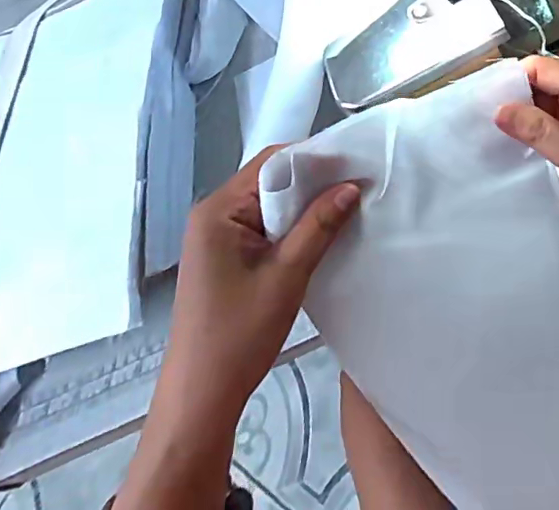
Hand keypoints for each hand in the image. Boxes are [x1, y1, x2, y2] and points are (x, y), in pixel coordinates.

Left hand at [124, 149, 358, 507]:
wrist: (201, 399)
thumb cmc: (238, 335)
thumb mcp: (287, 275)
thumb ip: (319, 225)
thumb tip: (351, 186)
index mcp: (218, 210)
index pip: (271, 162)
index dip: (313, 159)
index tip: (353, 164)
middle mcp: (214, 214)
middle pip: (270, 179)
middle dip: (313, 181)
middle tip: (356, 185)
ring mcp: (218, 236)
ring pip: (271, 203)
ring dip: (305, 205)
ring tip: (346, 206)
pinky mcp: (227, 256)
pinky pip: (266, 225)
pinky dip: (294, 225)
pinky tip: (321, 233)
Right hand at [494, 56, 558, 250]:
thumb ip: (540, 131)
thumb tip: (498, 110)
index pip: (540, 68)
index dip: (509, 82)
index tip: (477, 103)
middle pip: (543, 84)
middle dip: (513, 101)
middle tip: (476, 123)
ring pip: (549, 106)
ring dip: (526, 120)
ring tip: (489, 137)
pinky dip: (541, 134)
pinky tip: (518, 149)